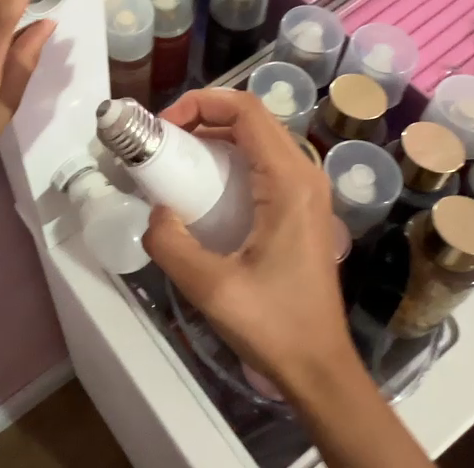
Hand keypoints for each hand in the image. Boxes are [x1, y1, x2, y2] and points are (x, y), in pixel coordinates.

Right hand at [143, 89, 355, 395]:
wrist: (319, 370)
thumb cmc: (273, 326)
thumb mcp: (210, 287)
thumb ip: (169, 242)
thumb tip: (154, 212)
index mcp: (290, 182)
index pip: (245, 110)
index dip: (200, 103)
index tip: (163, 127)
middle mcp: (304, 175)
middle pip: (250, 117)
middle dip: (201, 116)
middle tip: (162, 141)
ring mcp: (306, 191)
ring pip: (255, 137)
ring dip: (213, 136)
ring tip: (175, 159)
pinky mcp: (300, 208)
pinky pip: (260, 161)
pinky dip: (226, 158)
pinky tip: (200, 187)